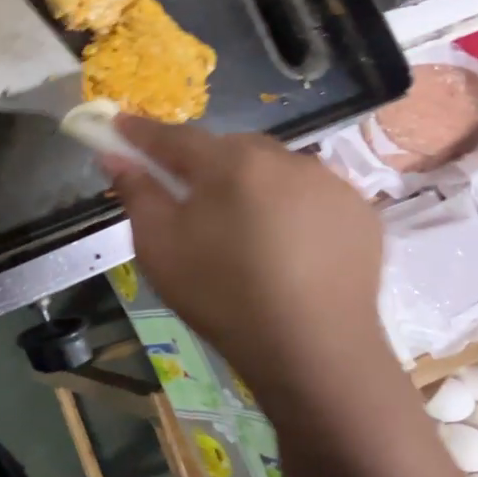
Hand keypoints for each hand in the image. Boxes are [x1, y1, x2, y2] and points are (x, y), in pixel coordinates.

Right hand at [105, 117, 387, 402]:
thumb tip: (116, 157)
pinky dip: (287, 205)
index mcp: (231, 163)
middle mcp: (285, 159)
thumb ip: (136, 192)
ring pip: (272, 168)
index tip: (117, 127)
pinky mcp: (361, 214)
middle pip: (228, 148)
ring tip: (236, 225)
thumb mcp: (158, 244)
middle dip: (201, 162)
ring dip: (247, 183)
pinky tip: (280, 243)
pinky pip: (309, 194)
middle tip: (182, 194)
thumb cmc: (221, 293)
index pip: (174, 136)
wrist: (313, 350)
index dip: (141, 133)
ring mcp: (331, 184)